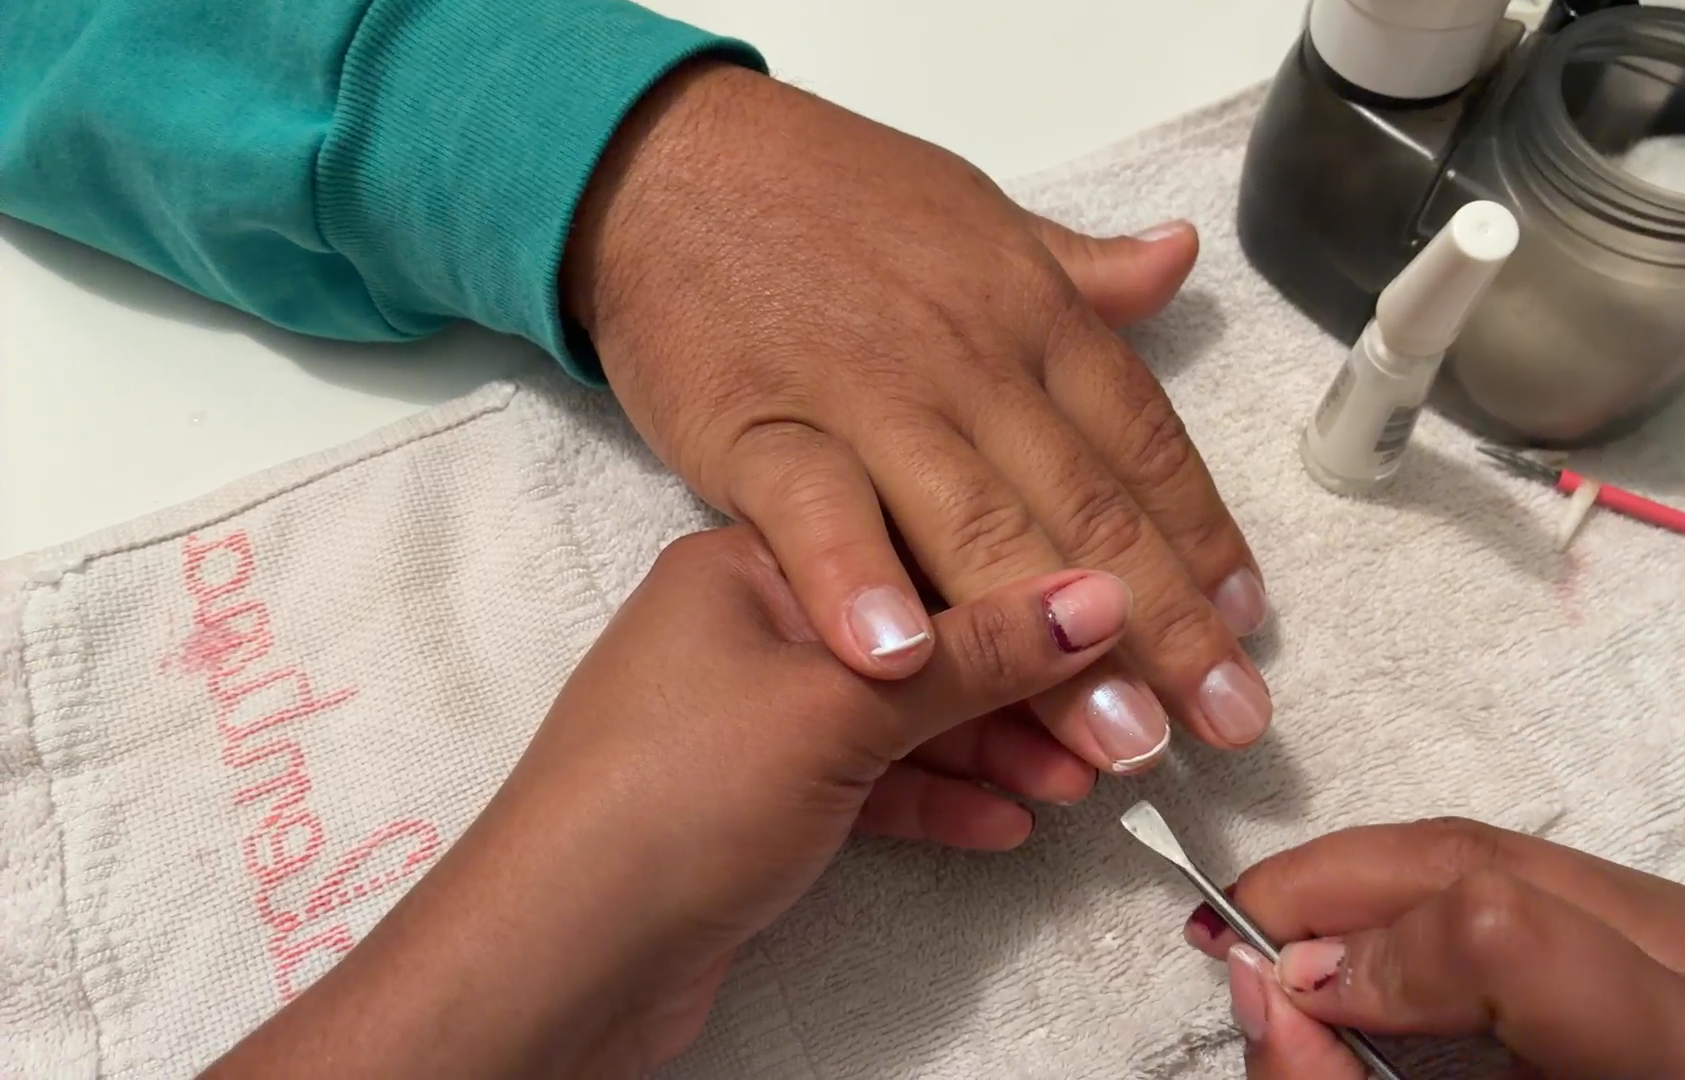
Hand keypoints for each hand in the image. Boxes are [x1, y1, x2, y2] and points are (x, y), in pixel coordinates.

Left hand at [203, 527, 1133, 1078]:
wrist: (554, 972)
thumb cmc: (690, 792)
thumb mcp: (844, 710)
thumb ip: (979, 653)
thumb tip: (1105, 596)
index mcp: (756, 561)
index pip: (915, 555)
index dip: (1015, 593)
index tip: (1105, 637)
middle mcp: (758, 623)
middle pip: (915, 642)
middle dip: (1011, 692)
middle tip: (1108, 729)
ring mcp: (759, 711)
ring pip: (899, 719)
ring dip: (985, 752)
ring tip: (1075, 784)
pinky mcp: (766, 791)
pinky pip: (869, 778)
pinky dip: (934, 798)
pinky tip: (1006, 822)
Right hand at [562, 60, 1272, 788]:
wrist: (677, 168)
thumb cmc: (836, 200)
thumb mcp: (980, 215)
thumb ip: (1080, 267)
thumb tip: (1180, 255)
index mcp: (1030, 314)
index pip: (1143, 442)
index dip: (1204, 540)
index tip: (1247, 625)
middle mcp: (969, 363)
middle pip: (1087, 509)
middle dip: (1165, 626)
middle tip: (1225, 723)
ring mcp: (865, 397)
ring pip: (979, 532)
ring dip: (1051, 651)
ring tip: (1117, 742)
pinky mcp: (760, 428)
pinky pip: (820, 514)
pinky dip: (861, 583)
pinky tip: (903, 665)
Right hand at [1184, 820, 1684, 1078]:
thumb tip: (1248, 976)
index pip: (1502, 935)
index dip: (1376, 952)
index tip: (1291, 987)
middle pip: (1464, 862)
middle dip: (1329, 888)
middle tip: (1242, 923)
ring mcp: (1670, 911)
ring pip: (1460, 842)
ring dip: (1354, 880)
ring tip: (1290, 924)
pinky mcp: (1633, 894)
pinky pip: (1479, 851)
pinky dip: (1395, 879)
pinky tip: (1352, 917)